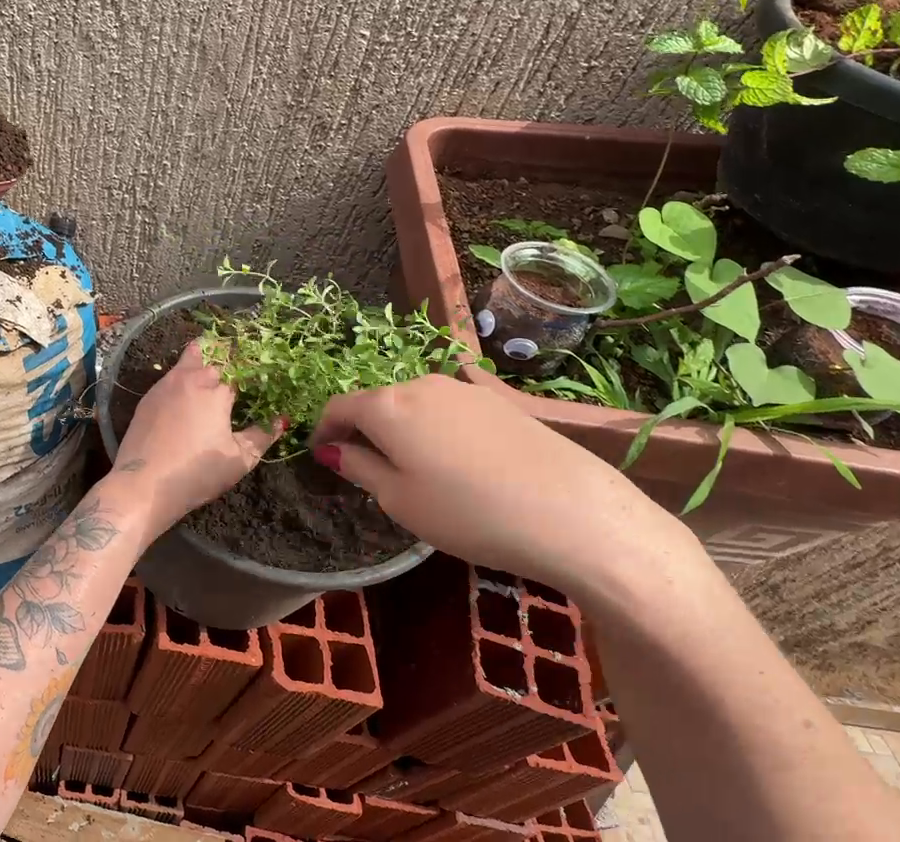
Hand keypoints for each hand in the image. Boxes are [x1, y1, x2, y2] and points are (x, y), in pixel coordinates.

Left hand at [107, 339, 281, 533]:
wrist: (143, 484)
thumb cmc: (197, 472)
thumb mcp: (239, 459)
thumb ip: (262, 435)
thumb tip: (280, 420)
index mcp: (214, 390)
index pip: (239, 370)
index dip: (251, 371)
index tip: (261, 374)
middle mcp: (187, 380)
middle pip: (210, 356)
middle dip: (225, 356)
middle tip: (238, 366)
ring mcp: (162, 388)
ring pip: (185, 362)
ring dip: (200, 360)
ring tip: (213, 369)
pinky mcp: (145, 400)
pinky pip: (169, 379)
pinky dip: (181, 378)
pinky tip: (186, 395)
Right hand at [309, 375, 696, 594]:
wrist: (577, 515)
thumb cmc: (469, 513)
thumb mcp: (399, 500)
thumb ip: (359, 467)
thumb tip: (332, 449)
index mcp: (386, 405)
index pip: (337, 407)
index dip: (323, 432)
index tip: (322, 458)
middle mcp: (421, 384)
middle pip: (377, 402)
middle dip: (363, 430)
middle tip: (368, 472)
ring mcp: (466, 390)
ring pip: (415, 405)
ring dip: (402, 430)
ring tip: (416, 473)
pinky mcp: (502, 403)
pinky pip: (450, 411)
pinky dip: (437, 431)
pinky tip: (459, 468)